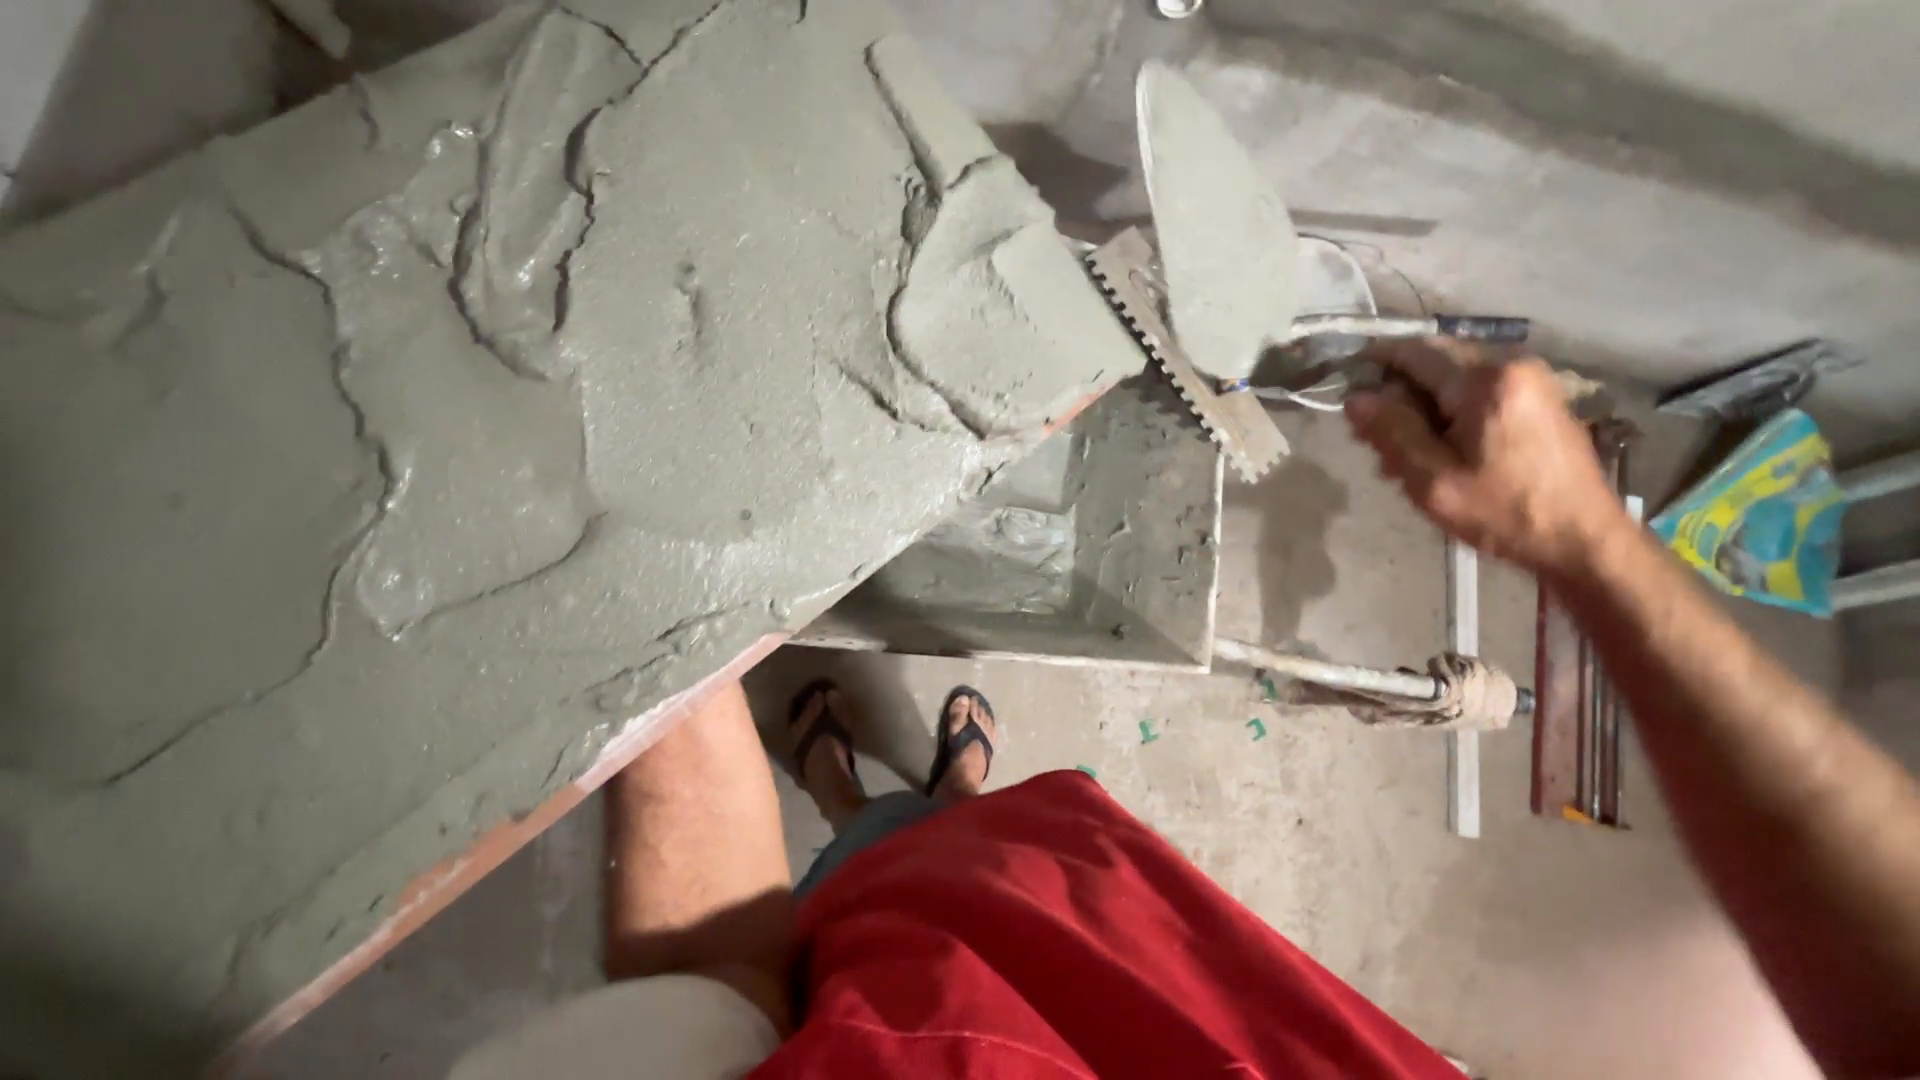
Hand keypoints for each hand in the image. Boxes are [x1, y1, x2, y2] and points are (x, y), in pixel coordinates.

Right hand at [1344, 338, 1625, 577]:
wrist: (1583, 540)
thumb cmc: (1504, 513)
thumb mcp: (1432, 481)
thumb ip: (1391, 433)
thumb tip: (1355, 397)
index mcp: (1484, 381)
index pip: (1412, 351)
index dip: (1372, 367)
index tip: (1347, 399)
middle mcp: (1510, 365)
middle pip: (1433, 361)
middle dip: (1397, 396)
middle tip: (1374, 442)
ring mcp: (1529, 380)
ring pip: (1452, 378)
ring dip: (1420, 408)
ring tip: (1403, 457)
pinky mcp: (1537, 399)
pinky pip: (1476, 391)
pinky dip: (1448, 413)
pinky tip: (1437, 452)